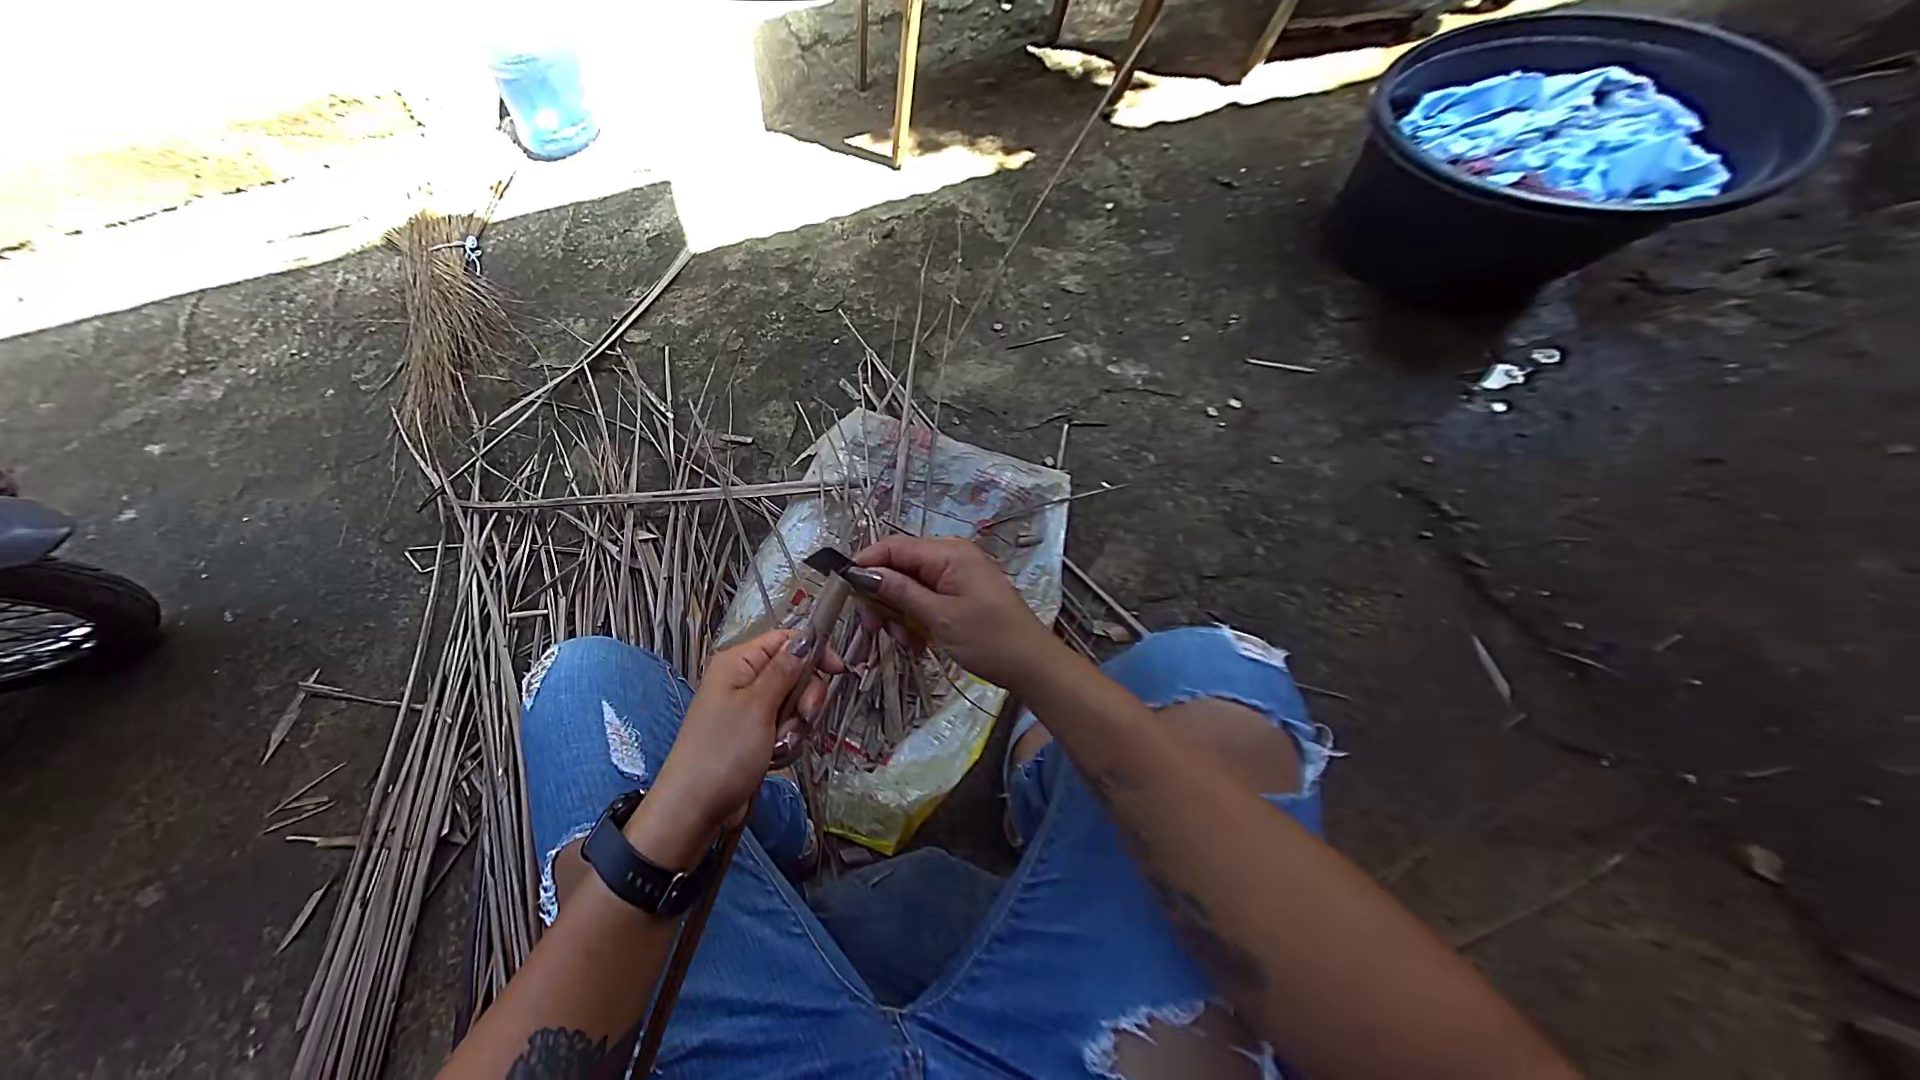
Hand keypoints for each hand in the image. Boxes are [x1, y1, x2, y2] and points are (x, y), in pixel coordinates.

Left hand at [633, 629, 840, 867]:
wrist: (695, 810)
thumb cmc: (723, 752)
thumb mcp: (757, 706)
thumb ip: (785, 670)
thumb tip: (807, 639)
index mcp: (738, 663)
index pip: (787, 640)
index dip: (814, 651)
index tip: (837, 671)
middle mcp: (744, 680)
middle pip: (796, 672)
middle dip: (806, 696)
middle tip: (803, 716)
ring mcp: (750, 708)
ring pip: (795, 702)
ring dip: (797, 724)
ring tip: (782, 744)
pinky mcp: (756, 733)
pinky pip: (787, 726)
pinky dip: (788, 740)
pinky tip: (777, 755)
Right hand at [852, 536, 1066, 691]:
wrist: (1032, 665)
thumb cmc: (989, 639)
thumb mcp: (939, 617)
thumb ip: (899, 592)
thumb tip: (862, 573)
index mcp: (949, 553)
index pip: (894, 547)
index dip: (866, 566)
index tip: (846, 593)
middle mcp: (952, 557)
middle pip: (900, 568)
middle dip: (883, 598)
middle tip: (875, 630)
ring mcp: (957, 576)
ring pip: (909, 588)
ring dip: (899, 615)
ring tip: (906, 642)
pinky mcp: (960, 595)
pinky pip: (926, 600)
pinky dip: (916, 620)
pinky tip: (917, 643)